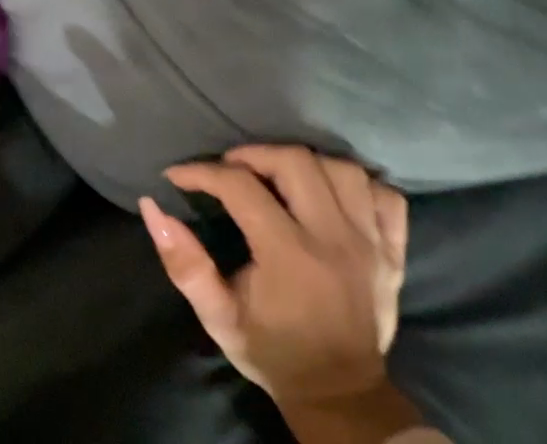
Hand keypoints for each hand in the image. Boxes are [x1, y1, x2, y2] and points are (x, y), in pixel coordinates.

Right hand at [140, 146, 409, 405]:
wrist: (338, 392)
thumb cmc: (269, 350)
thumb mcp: (216, 314)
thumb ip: (184, 262)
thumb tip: (152, 208)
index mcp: (288, 255)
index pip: (240, 186)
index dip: (201, 172)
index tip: (178, 177)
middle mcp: (335, 240)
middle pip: (296, 162)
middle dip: (252, 155)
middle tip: (228, 170)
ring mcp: (371, 244)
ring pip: (342, 169)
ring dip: (303, 162)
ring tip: (275, 175)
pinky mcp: (394, 253)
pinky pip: (386, 196)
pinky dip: (357, 183)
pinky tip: (328, 192)